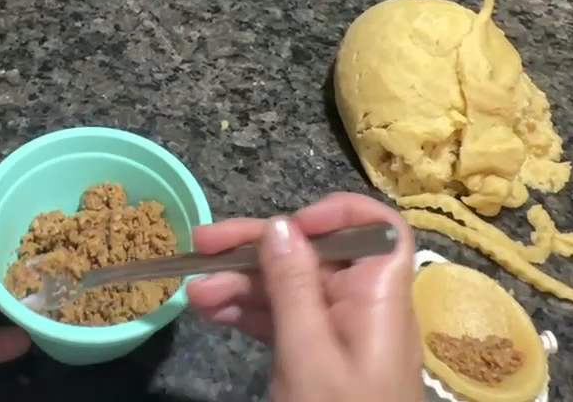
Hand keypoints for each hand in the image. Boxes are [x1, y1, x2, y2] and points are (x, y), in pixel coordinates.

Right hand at [186, 193, 419, 401]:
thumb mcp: (309, 358)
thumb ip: (293, 287)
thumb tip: (281, 223)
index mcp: (377, 297)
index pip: (378, 230)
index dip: (339, 213)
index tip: (292, 224)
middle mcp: (360, 306)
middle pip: (313, 254)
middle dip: (257, 247)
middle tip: (202, 243)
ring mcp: (337, 334)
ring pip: (289, 286)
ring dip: (240, 282)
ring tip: (193, 292)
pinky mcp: (316, 358)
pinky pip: (281, 318)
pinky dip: (247, 312)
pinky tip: (210, 311)